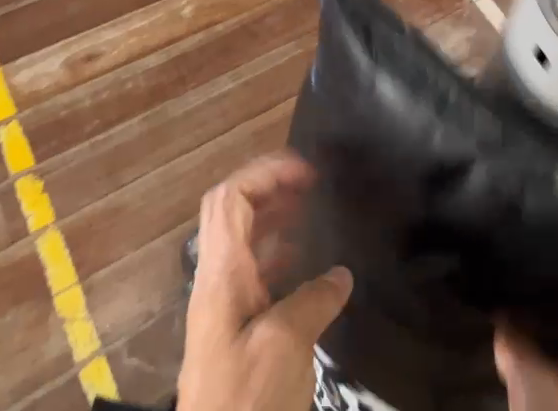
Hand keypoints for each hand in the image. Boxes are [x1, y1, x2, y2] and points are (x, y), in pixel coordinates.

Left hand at [178, 153, 353, 410]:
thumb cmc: (245, 397)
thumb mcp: (284, 344)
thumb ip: (313, 301)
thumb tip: (340, 275)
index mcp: (221, 274)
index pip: (230, 199)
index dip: (264, 173)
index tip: (305, 170)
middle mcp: (217, 280)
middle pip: (232, 212)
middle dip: (269, 187)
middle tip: (311, 183)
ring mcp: (224, 304)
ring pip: (243, 241)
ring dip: (274, 217)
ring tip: (311, 211)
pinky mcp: (235, 328)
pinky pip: (254, 272)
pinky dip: (279, 254)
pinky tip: (306, 263)